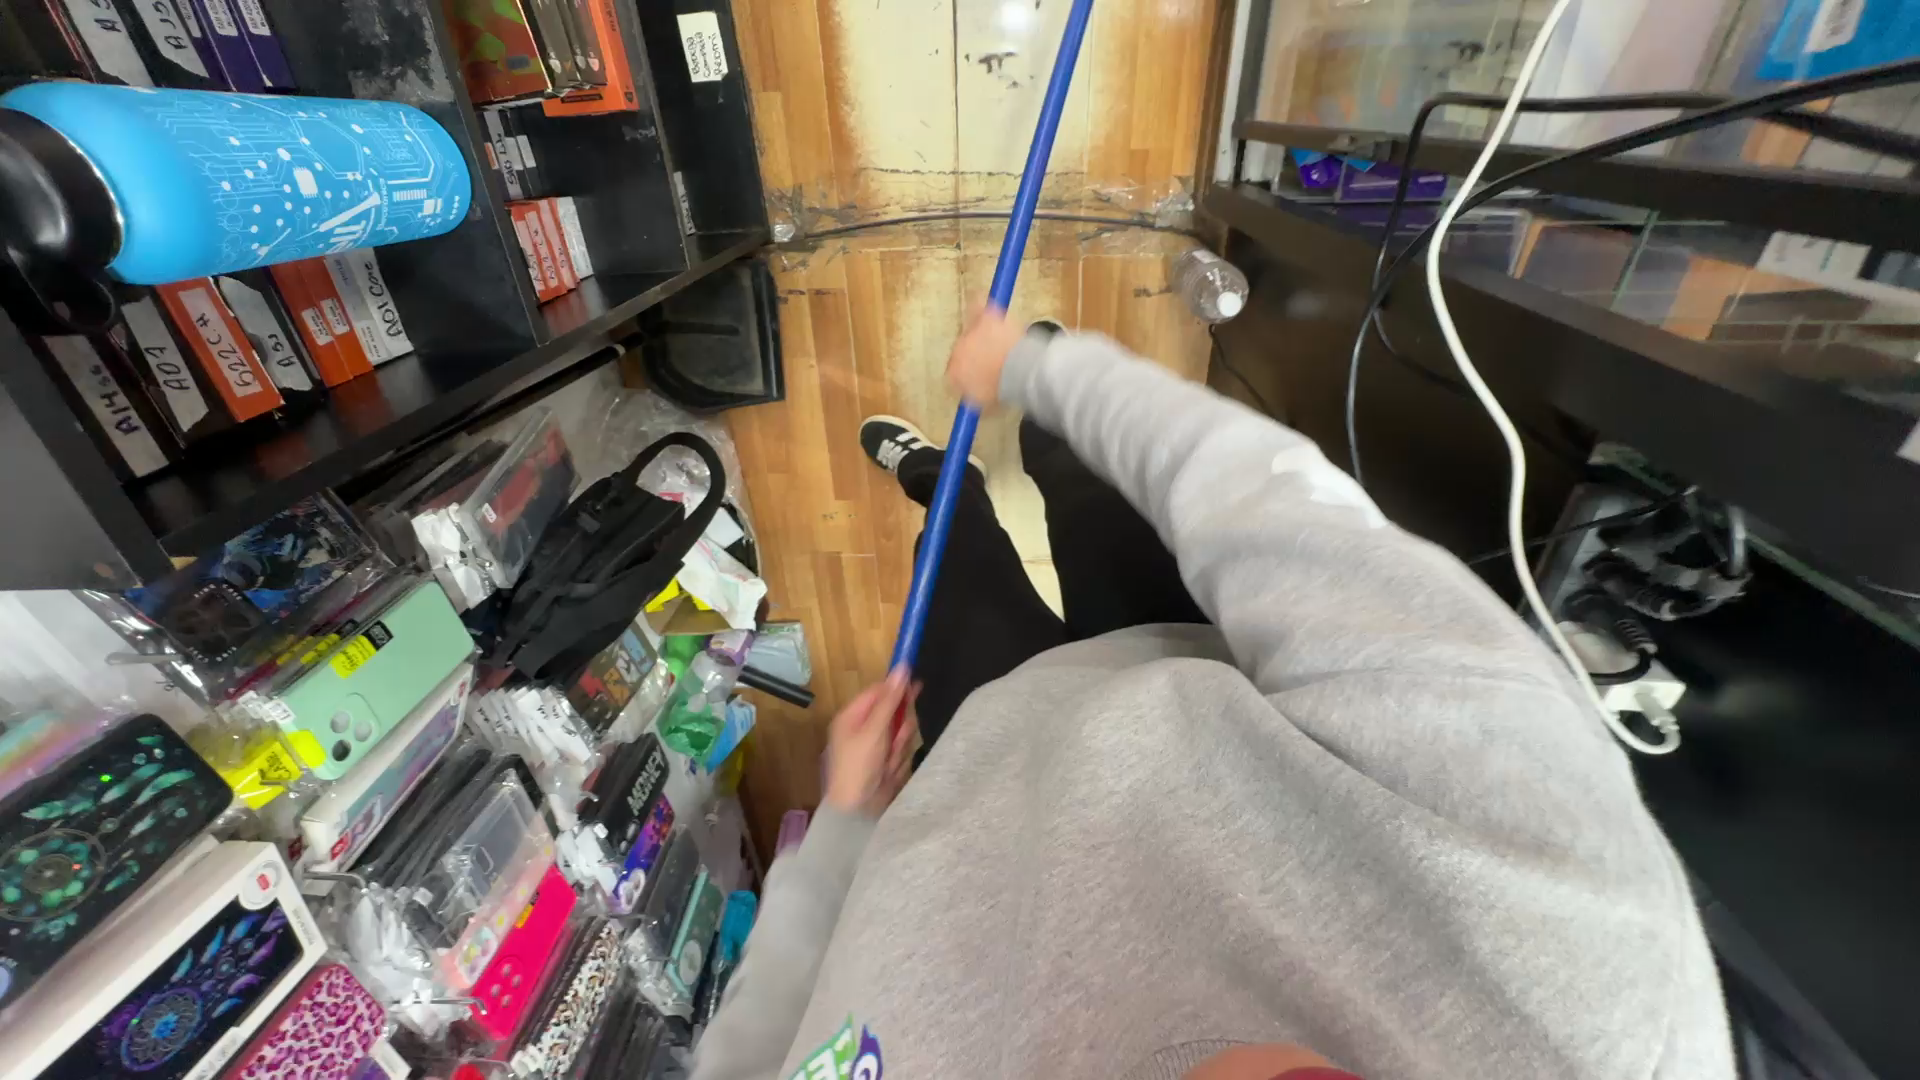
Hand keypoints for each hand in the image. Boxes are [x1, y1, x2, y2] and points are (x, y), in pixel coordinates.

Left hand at [823, 667, 920, 816]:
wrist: (857, 812)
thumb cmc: (858, 767)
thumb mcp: (874, 730)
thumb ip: (890, 700)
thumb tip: (902, 668)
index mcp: (852, 716)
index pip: (878, 692)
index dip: (896, 690)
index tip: (916, 687)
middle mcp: (863, 728)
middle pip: (894, 713)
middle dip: (898, 729)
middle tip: (894, 741)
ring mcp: (876, 746)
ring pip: (902, 733)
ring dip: (899, 747)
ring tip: (887, 762)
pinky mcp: (886, 762)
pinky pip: (902, 751)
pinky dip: (898, 761)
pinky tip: (889, 772)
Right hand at [946, 302, 1025, 407]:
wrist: (1018, 371)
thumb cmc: (1003, 391)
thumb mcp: (984, 404)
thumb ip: (974, 396)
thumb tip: (971, 395)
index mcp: (955, 374)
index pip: (955, 372)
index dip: (969, 374)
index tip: (982, 376)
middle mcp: (957, 351)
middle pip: (962, 351)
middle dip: (976, 355)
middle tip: (994, 360)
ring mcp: (971, 334)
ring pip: (971, 331)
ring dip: (980, 335)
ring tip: (993, 340)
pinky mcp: (986, 319)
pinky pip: (977, 307)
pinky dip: (977, 304)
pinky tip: (977, 297)